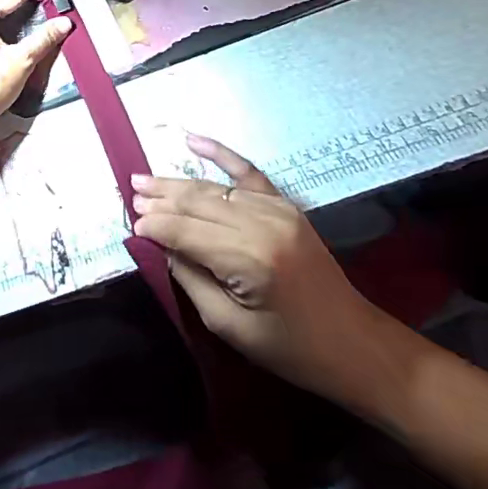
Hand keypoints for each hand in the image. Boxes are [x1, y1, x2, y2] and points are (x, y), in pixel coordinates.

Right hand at [133, 134, 406, 408]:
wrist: (358, 345)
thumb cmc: (292, 348)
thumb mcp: (229, 325)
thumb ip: (190, 277)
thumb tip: (158, 243)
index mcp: (248, 260)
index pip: (185, 232)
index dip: (154, 227)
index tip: (130, 226)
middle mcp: (262, 225)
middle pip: (196, 203)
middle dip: (159, 199)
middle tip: (129, 195)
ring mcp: (277, 210)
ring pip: (213, 188)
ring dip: (176, 184)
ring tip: (143, 180)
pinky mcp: (286, 206)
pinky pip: (247, 172)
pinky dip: (220, 153)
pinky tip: (192, 140)